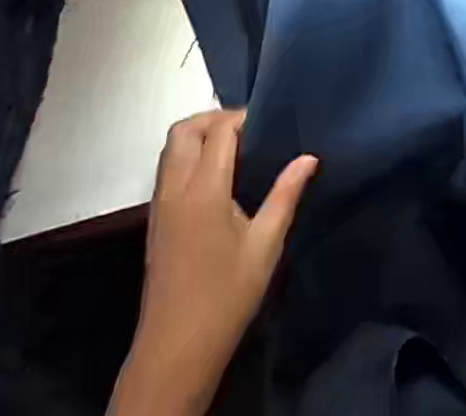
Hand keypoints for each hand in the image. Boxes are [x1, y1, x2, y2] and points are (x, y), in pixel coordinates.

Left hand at [113, 109, 316, 414]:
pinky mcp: (156, 217)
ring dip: (199, 134)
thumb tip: (309, 158)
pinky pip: (168, 166)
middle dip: (215, 118)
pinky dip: (188, 153)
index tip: (269, 121)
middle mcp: (175, 187)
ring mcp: (160, 202)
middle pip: (186, 129)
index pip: (218, 131)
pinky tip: (217, 174)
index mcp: (203, 189)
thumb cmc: (226, 295)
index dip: (242, 118)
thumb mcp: (266, 245)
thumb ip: (286, 194)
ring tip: (235, 146)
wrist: (176, 347)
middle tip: (249, 129)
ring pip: (172, 146)